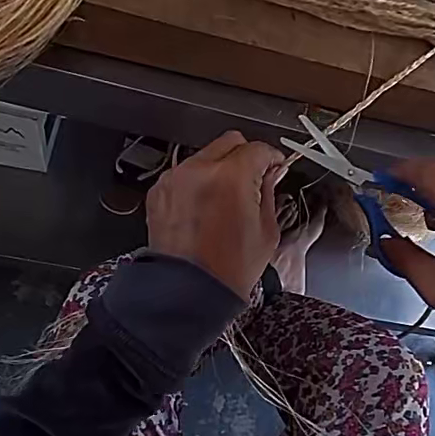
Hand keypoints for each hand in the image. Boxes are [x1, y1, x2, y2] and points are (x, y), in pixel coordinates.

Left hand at [146, 131, 285, 296]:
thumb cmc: (225, 270)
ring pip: (205, 156)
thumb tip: (270, 174)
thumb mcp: (266, 230)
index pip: (258, 148)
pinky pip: (185, 174)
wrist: (188, 293)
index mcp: (230, 178)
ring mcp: (175, 179)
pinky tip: (206, 208)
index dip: (272, 158)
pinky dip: (198, 183)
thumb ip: (269, 191)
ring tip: (228, 199)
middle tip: (254, 179)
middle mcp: (198, 171)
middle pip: (230, 142)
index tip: (275, 166)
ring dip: (220, 169)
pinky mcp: (160, 191)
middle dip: (245, 157)